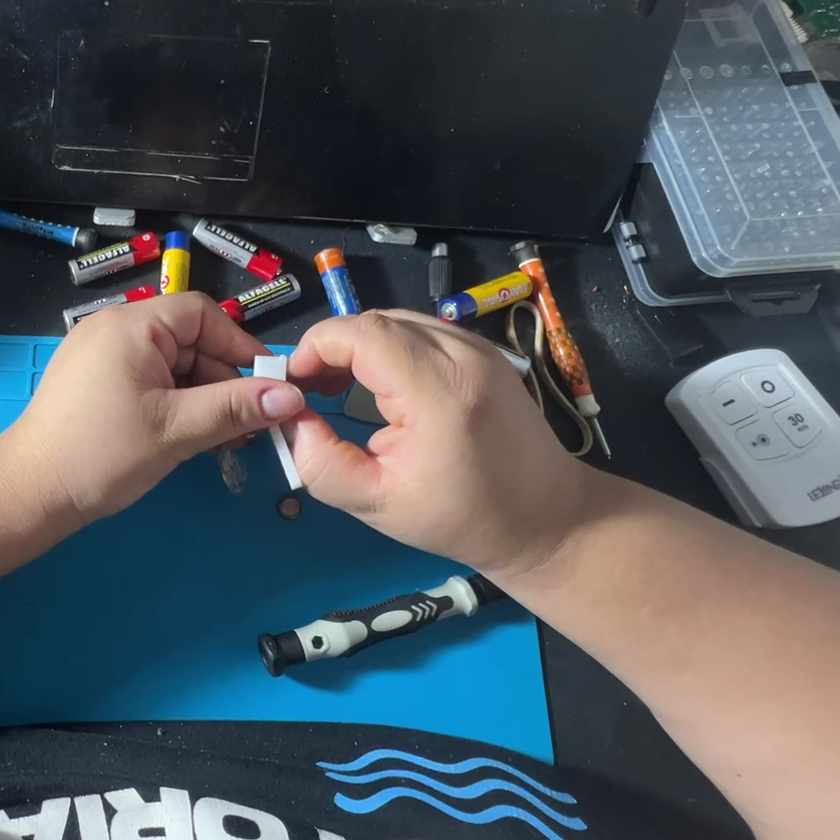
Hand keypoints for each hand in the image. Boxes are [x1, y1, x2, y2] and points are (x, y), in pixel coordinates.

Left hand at [0, 293, 306, 526]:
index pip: (201, 314)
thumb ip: (236, 408)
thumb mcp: (177, 430)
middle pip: (188, 341)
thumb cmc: (102, 454)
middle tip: (245, 427)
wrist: (32, 492)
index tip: (267, 386)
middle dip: (221, 381)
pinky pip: (148, 379)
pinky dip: (174, 403)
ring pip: (171, 365)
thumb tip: (292, 396)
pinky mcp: (95, 380)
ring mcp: (101, 354)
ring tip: (220, 439)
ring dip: (201, 398)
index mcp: (131, 326)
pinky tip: (190, 435)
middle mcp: (113, 329)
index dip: (239, 346)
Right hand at [285, 311, 594, 578]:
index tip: (293, 386)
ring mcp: (477, 346)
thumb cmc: (463, 516)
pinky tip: (373, 384)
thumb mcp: (376, 504)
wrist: (549, 518)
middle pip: (371, 321)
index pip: (359, 333)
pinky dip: (381, 349)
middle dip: (328, 349)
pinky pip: (414, 331)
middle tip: (308, 392)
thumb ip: (319, 462)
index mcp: (439, 389)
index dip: (313, 349)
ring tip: (334, 388)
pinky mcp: (481, 350)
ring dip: (353, 348)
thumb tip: (290, 419)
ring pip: (391, 321)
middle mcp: (462, 353)